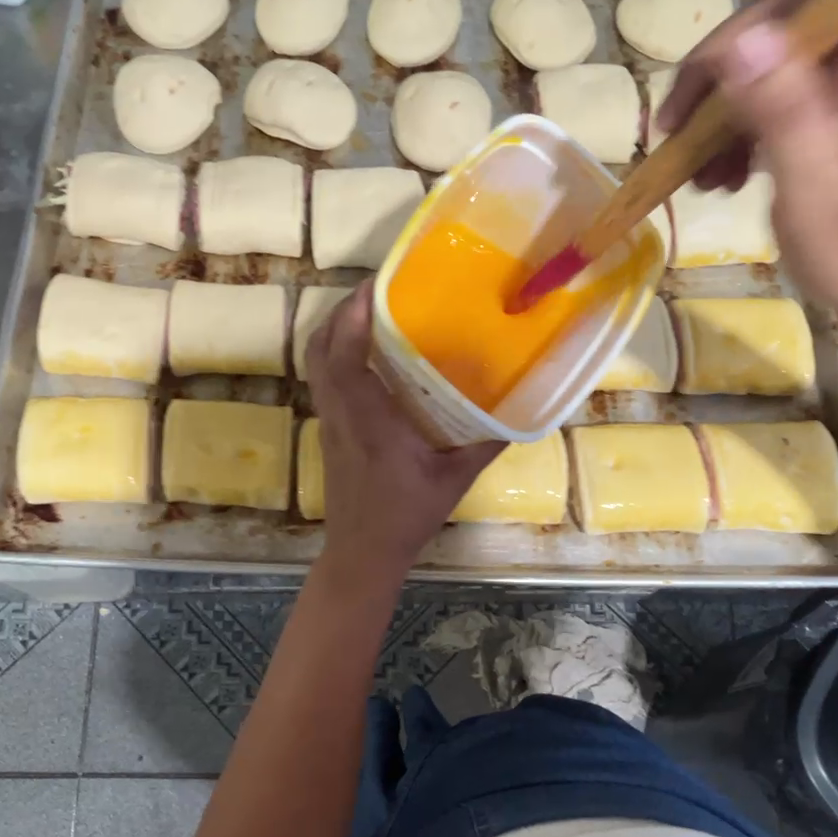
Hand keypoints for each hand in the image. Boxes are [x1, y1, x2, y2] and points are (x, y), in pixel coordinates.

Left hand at [306, 282, 503, 577]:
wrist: (362, 552)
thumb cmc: (406, 516)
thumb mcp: (454, 480)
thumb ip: (486, 443)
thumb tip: (521, 410)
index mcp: (368, 420)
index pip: (345, 354)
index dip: (353, 313)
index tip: (377, 284)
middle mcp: (340, 413)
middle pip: (320, 348)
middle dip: (341, 311)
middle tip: (377, 291)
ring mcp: (328, 421)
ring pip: (316, 362)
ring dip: (334, 330)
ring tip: (369, 313)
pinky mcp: (327, 430)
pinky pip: (323, 379)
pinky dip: (336, 354)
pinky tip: (367, 355)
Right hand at [657, 0, 837, 334]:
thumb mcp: (815, 182)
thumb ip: (781, 106)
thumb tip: (740, 41)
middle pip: (806, 11)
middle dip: (733, 52)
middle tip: (677, 114)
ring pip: (788, 57)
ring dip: (729, 101)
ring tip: (692, 164)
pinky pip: (790, 98)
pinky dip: (748, 128)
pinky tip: (719, 178)